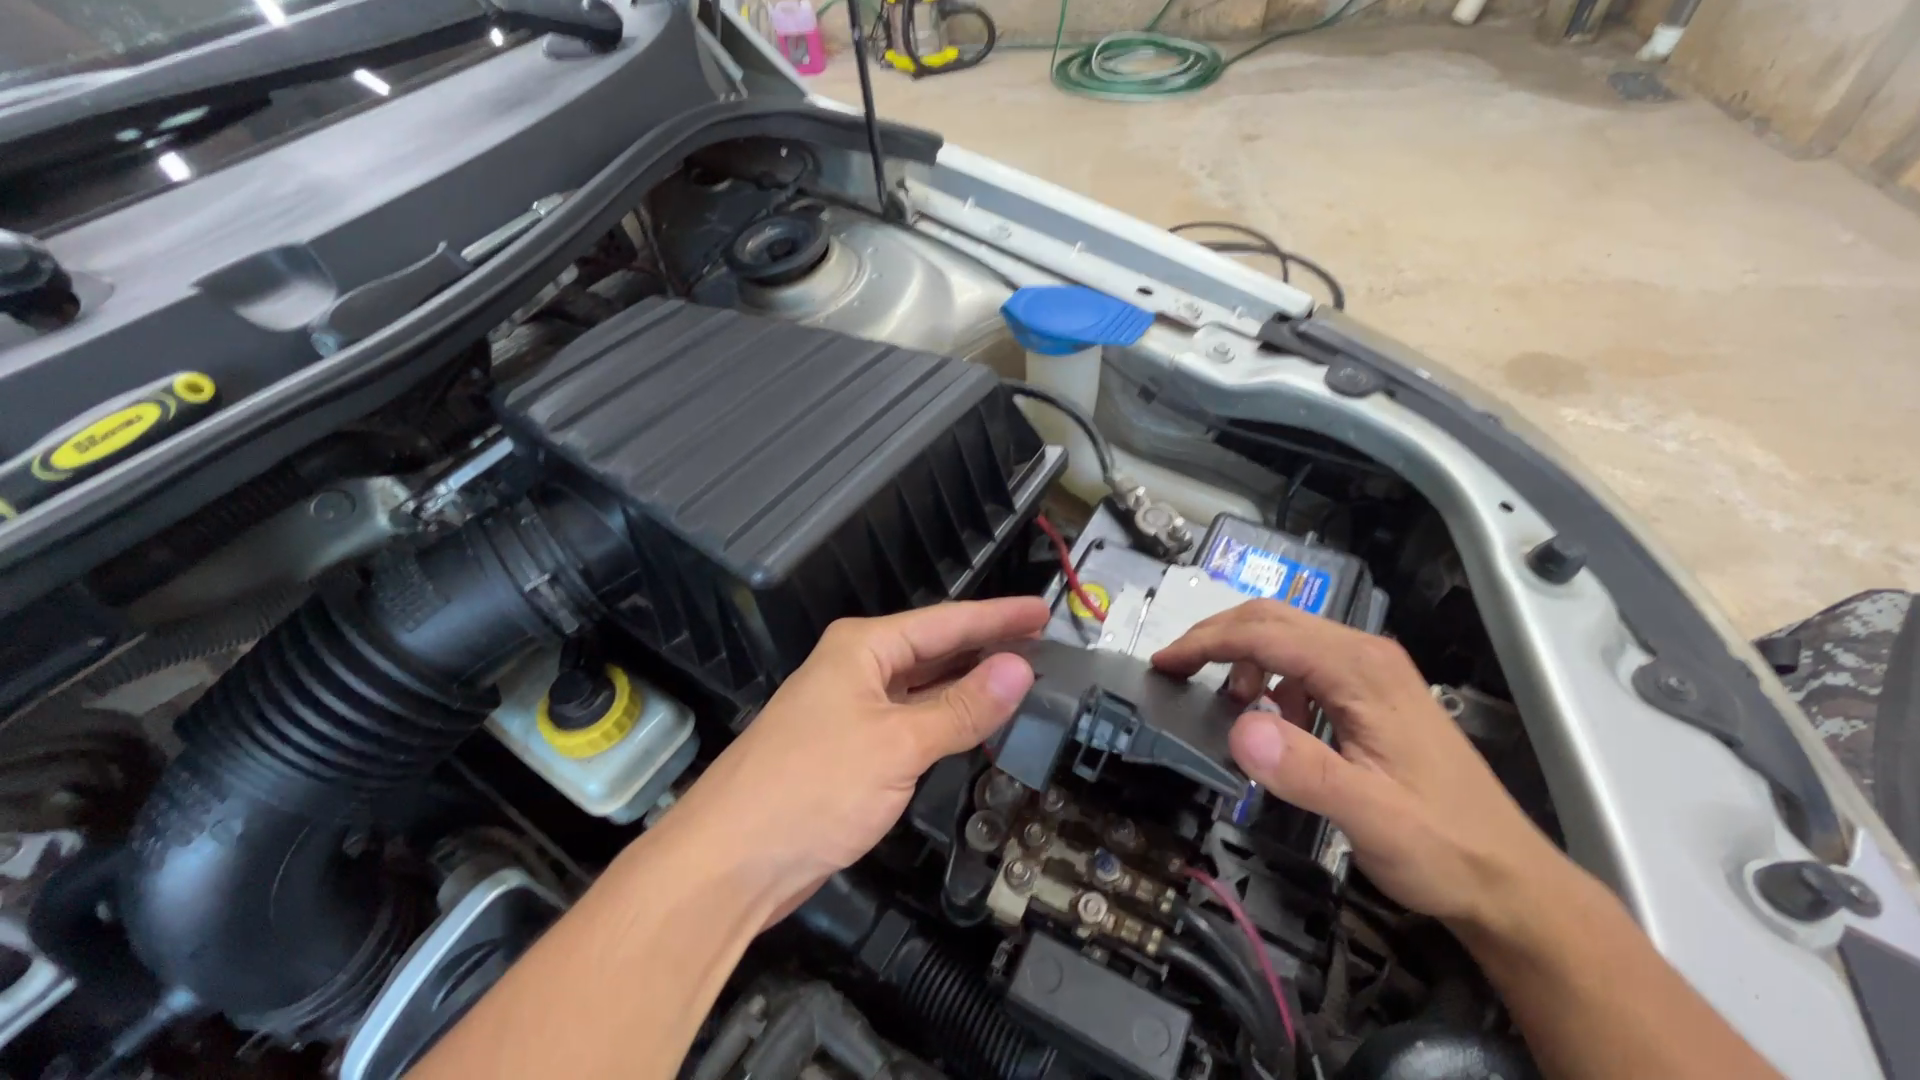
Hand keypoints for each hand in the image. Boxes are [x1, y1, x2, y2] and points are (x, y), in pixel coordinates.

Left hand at [664, 597, 1049, 913]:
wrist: (732, 861)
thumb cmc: (813, 788)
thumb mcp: (897, 744)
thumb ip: (961, 708)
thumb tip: (1019, 668)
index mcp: (862, 648)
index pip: (946, 622)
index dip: (997, 617)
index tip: (1042, 612)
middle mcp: (855, 669)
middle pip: (934, 650)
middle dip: (986, 647)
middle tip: (1043, 645)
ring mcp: (851, 711)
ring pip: (922, 688)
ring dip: (967, 686)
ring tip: (1021, 678)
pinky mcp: (850, 752)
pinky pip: (910, 723)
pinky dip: (945, 722)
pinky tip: (974, 726)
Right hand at [1152, 600, 1569, 933]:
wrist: (1507, 879)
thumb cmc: (1441, 848)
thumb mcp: (1370, 818)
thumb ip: (1305, 771)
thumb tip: (1238, 727)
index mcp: (1362, 672)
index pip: (1267, 634)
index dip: (1207, 643)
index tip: (1163, 665)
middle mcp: (1367, 658)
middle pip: (1274, 620)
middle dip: (1217, 638)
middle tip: (1174, 670)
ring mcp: (1372, 674)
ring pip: (1288, 639)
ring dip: (1244, 660)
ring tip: (1227, 707)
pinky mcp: (1371, 696)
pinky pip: (1305, 667)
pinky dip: (1271, 682)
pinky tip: (1273, 723)